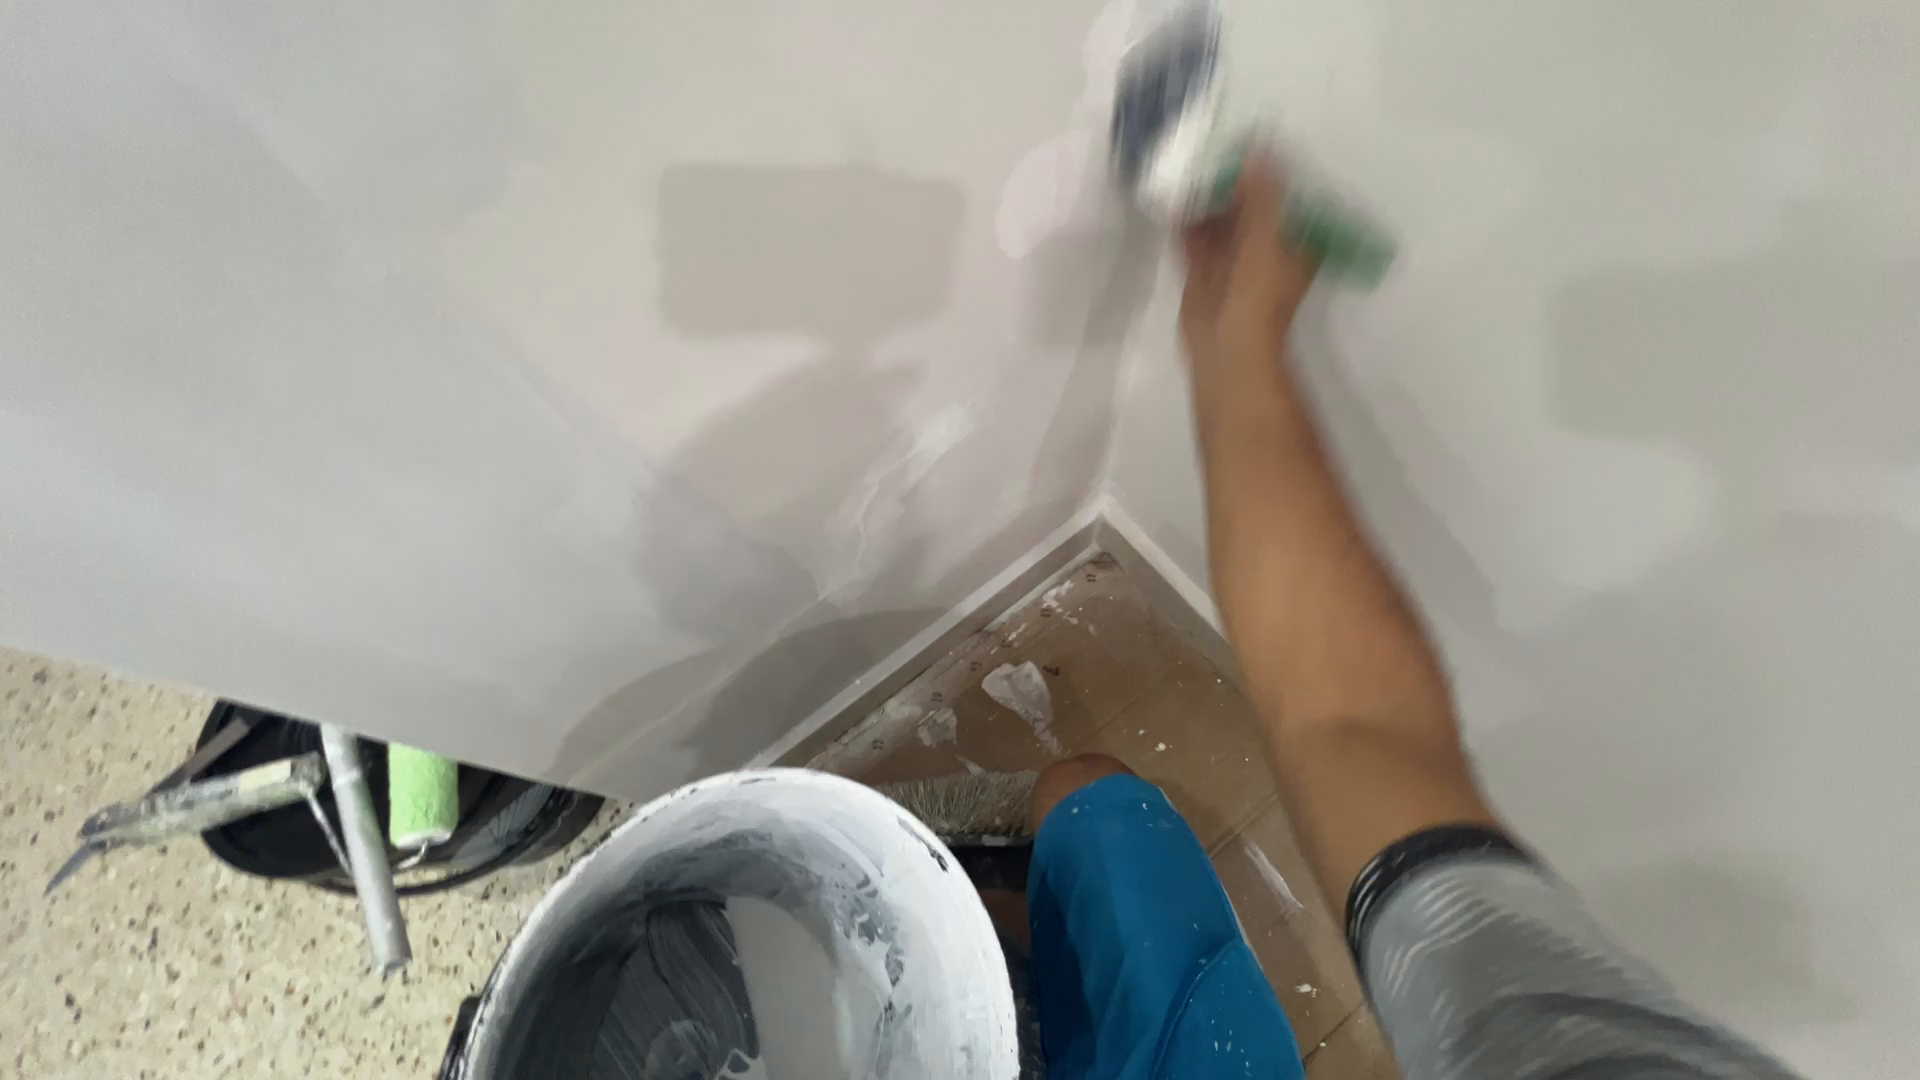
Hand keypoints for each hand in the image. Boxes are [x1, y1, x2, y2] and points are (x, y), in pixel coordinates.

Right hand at [1179, 153, 1316, 374]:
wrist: (1226, 347)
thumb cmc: (1258, 294)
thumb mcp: (1268, 236)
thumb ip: (1263, 192)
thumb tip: (1260, 146)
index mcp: (1289, 242)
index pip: (1281, 197)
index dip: (1264, 172)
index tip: (1244, 144)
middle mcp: (1262, 250)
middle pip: (1246, 208)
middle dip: (1229, 184)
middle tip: (1207, 150)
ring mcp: (1230, 265)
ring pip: (1217, 225)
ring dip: (1203, 202)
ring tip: (1186, 169)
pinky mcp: (1202, 277)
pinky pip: (1194, 243)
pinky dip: (1184, 224)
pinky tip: (1173, 200)